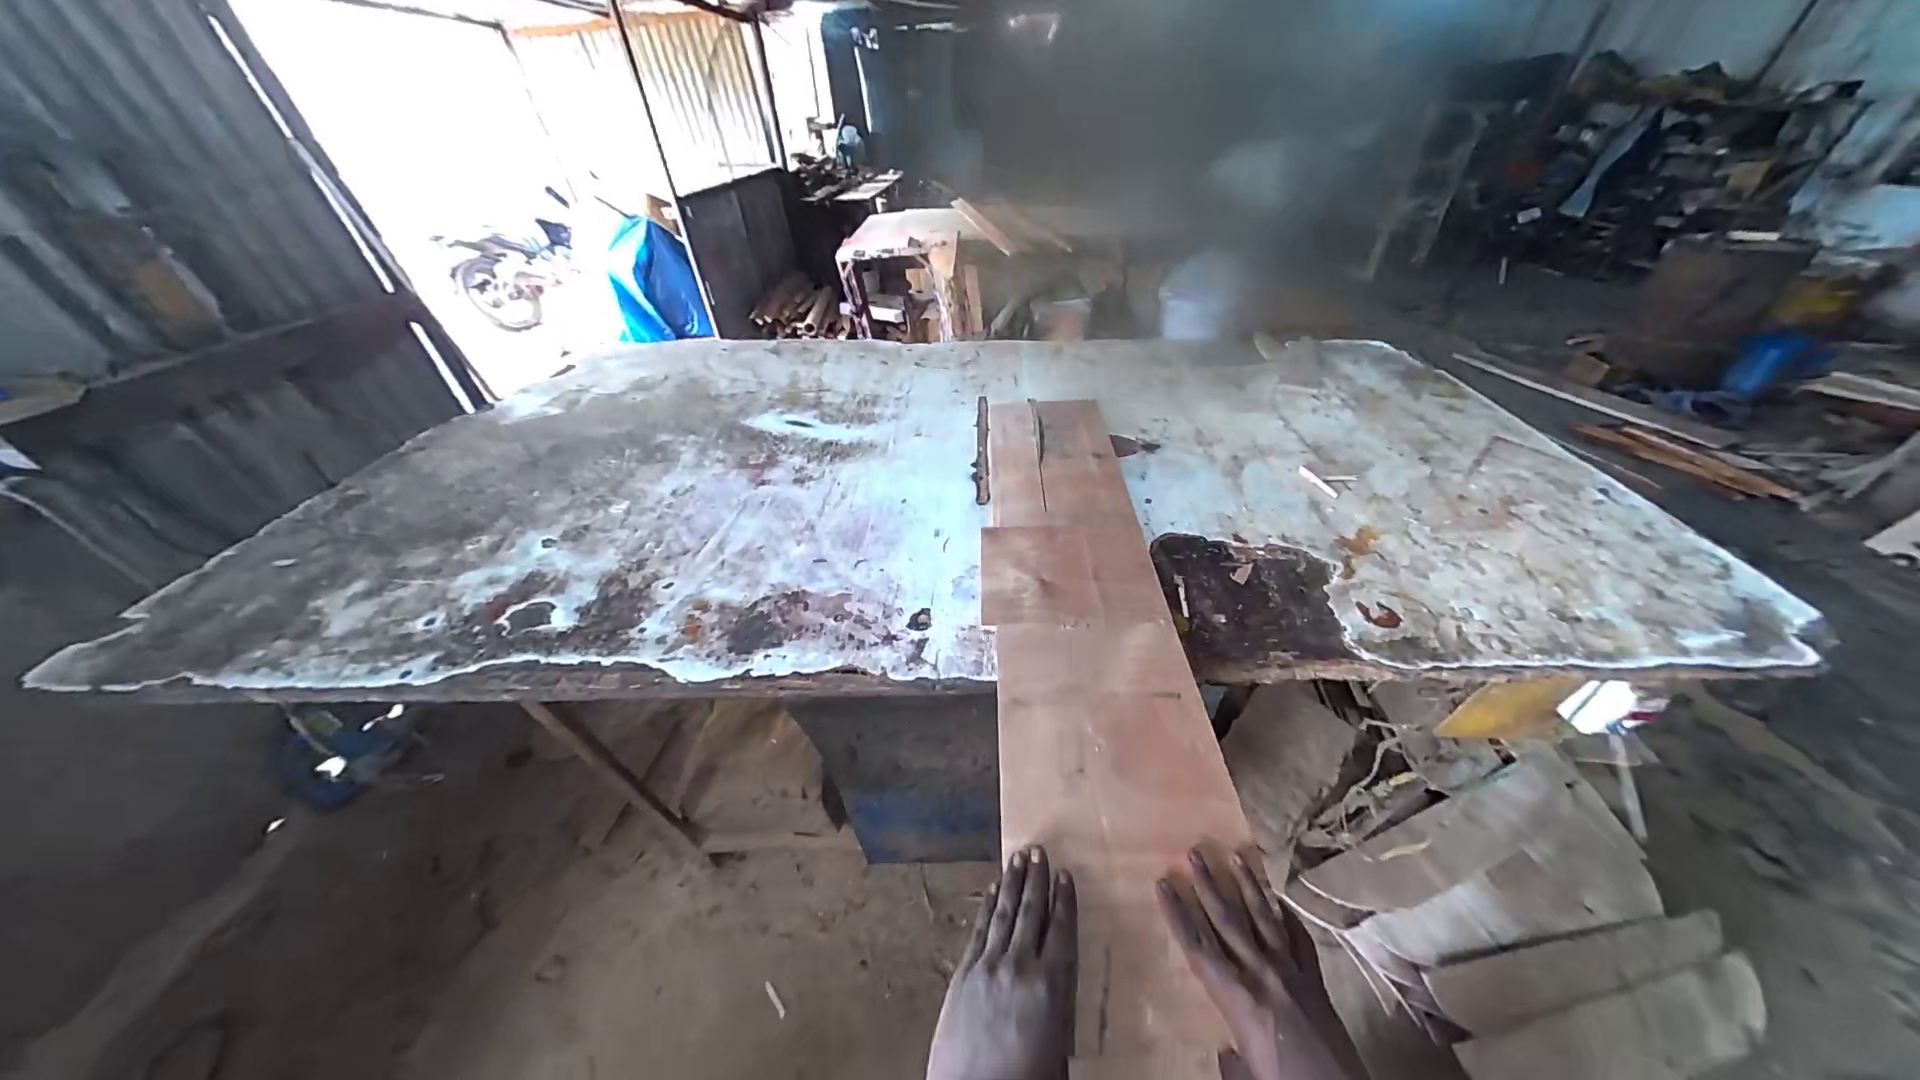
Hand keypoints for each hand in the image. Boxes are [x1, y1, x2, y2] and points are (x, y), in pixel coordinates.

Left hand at [927, 846, 1077, 1079]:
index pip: (1061, 931)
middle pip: (1031, 913)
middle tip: (1039, 850)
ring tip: (1018, 858)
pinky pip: (979, 931)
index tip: (1064, 874)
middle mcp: (1019, 966)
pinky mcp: (963, 973)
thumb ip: (1056, 1001)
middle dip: (1036, 880)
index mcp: (1050, 986)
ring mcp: (988, 966)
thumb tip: (1056, 972)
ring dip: (1012, 883)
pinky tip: (992, 890)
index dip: (1064, 901)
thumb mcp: (1057, 1044)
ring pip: (1004, 914)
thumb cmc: (1025, 1079)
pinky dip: (987, 907)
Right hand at [1157, 847, 1361, 1079]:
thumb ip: (1232, 1060)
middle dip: (1209, 886)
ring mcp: (1294, 975)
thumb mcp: (1251, 1077)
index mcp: (1241, 999)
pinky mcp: (1318, 984)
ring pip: (1265, 920)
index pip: (1200, 947)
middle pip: (1230, 921)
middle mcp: (1264, 976)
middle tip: (1195, 852)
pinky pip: (1300, 940)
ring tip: (1235, 856)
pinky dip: (1288, 917)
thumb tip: (1222, 1049)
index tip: (1163, 883)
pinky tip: (1280, 899)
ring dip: (1248, 886)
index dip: (1178, 914)